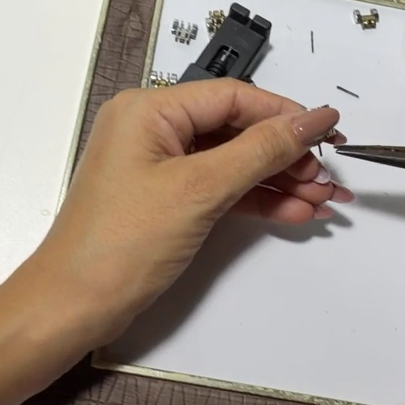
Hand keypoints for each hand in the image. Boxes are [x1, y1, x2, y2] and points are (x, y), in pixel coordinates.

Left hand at [13, 80, 349, 344]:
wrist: (73, 308)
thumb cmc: (119, 245)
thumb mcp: (199, 190)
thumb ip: (260, 151)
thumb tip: (311, 121)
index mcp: (148, 109)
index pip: (232, 97)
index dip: (285, 113)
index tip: (330, 130)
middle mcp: (152, 129)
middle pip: (235, 128)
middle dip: (285, 153)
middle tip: (327, 176)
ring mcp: (159, 165)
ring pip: (232, 161)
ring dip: (277, 180)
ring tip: (321, 199)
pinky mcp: (167, 198)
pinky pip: (220, 187)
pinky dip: (255, 199)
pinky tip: (292, 211)